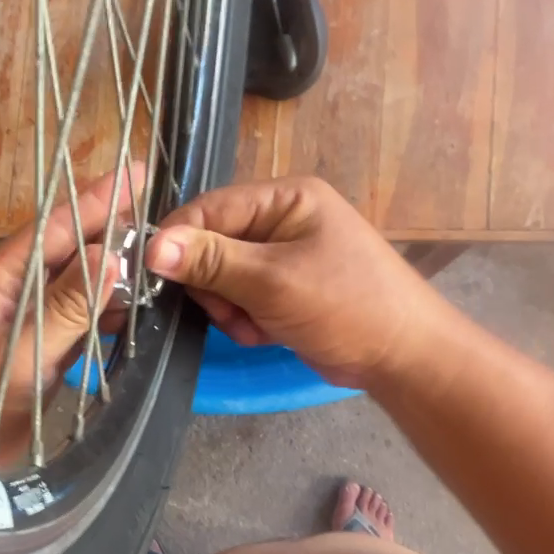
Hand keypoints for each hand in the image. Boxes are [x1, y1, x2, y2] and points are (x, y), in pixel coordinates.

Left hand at [0, 166, 141, 467]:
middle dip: (109, 226)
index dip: (95, 199)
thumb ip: (64, 308)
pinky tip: (135, 307)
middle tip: (158, 202)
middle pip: (67, 248)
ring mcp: (29, 321)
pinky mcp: (41, 349)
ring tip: (158, 251)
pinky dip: (106, 311)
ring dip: (113, 269)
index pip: (52, 228)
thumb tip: (110, 256)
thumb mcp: (19, 357)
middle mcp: (13, 291)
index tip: (137, 171)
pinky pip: (79, 318)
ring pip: (77, 283)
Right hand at [144, 176, 449, 389]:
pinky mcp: (281, 287)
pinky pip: (238, 298)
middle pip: (209, 244)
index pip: (208, 209)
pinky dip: (243, 320)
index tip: (156, 278)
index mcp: (284, 197)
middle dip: (212, 286)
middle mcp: (280, 218)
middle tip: (230, 313)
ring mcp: (281, 255)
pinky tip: (264, 333)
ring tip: (252, 327)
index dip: (179, 242)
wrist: (402, 356)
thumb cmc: (345, 306)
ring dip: (227, 309)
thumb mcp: (272, 281)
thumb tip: (151, 247)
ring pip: (219, 277)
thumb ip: (211, 261)